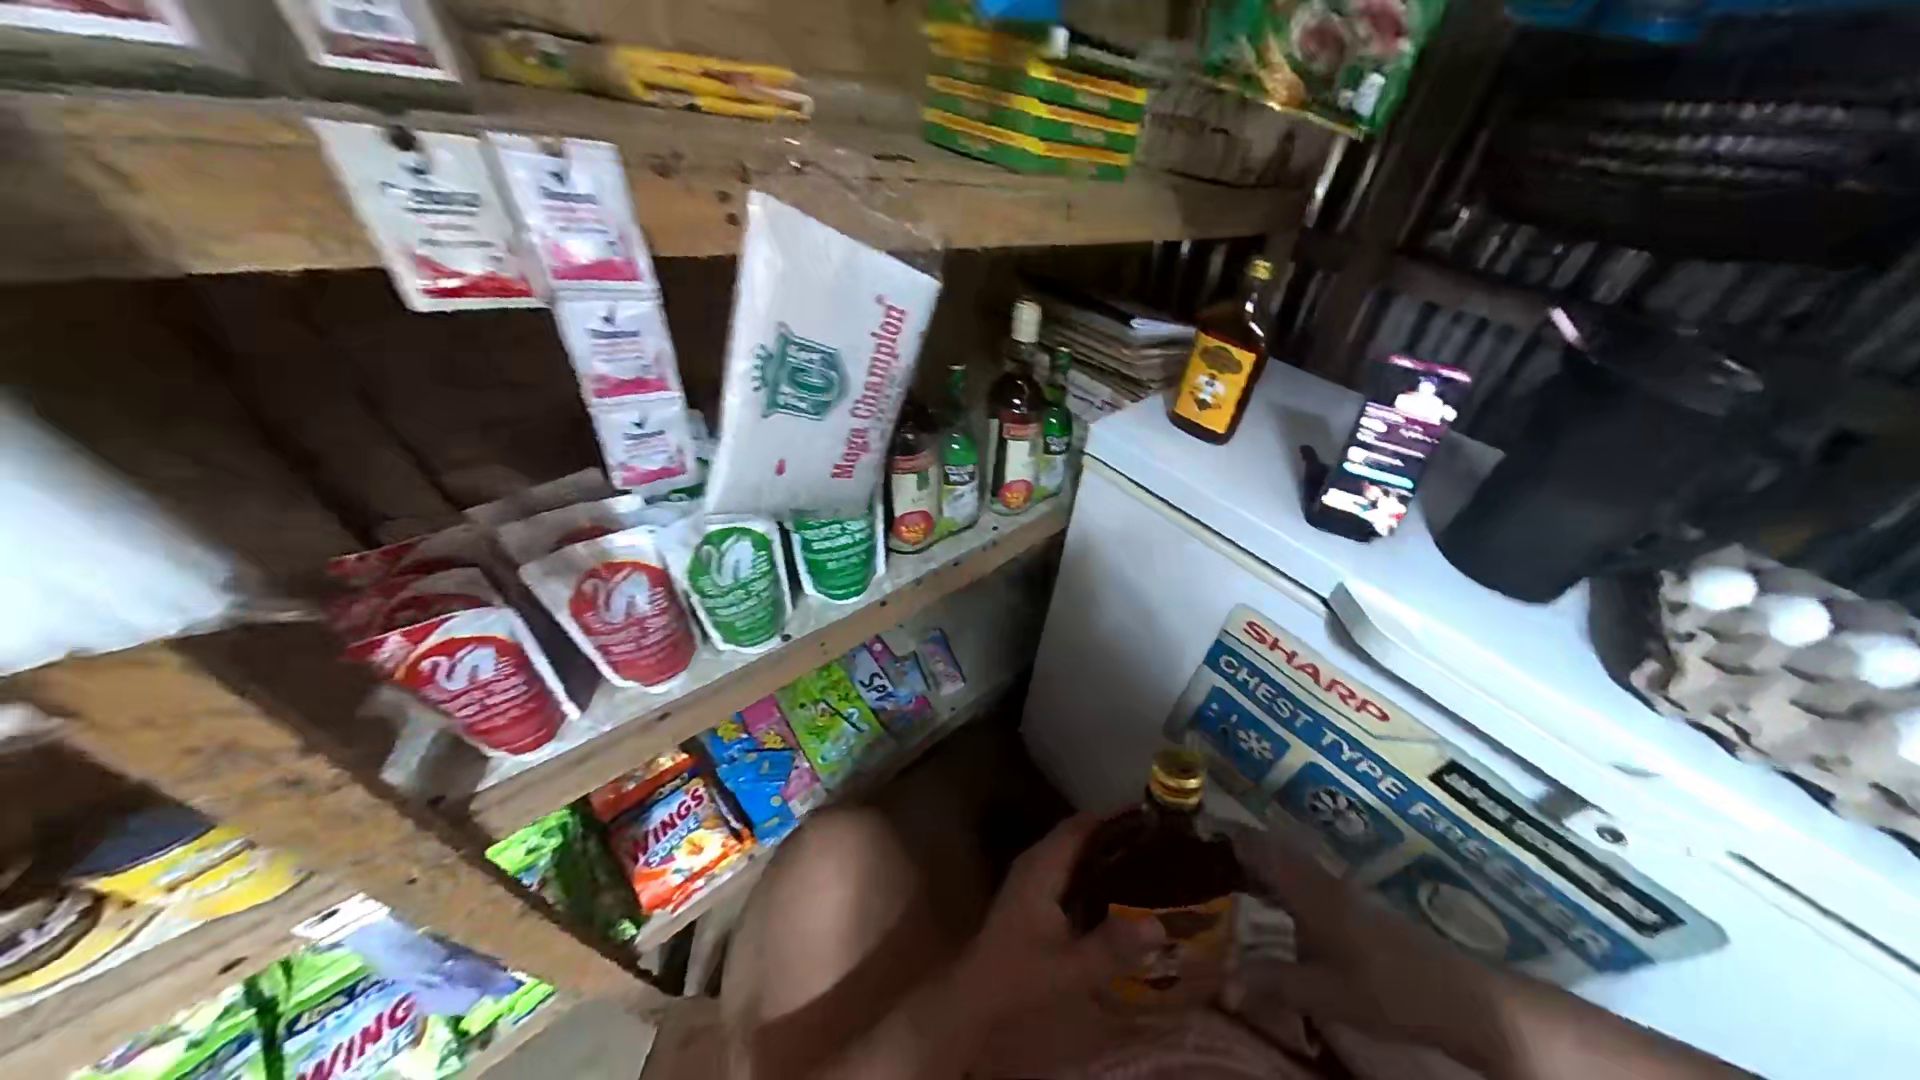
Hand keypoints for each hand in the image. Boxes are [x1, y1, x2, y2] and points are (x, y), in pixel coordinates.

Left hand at [951, 814, 1165, 1023]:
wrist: (975, 995)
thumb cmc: (1020, 976)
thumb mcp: (1072, 967)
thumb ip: (1114, 946)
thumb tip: (1160, 925)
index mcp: (1042, 866)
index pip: (1080, 826)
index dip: (1112, 817)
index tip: (1149, 816)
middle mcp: (1035, 862)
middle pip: (1077, 835)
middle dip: (1113, 834)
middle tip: (1155, 841)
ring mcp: (1030, 878)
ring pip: (1070, 852)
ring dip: (1102, 852)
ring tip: (1144, 860)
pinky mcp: (1030, 895)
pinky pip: (1065, 869)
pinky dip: (1090, 870)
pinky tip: (1116, 889)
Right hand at [1228, 825, 1517, 1068]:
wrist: (1466, 1000)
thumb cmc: (1389, 989)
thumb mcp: (1325, 993)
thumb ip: (1272, 982)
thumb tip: (1222, 982)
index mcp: (1309, 889)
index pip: (1260, 847)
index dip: (1227, 836)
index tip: (1195, 834)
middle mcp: (1323, 881)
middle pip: (1272, 852)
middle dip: (1237, 852)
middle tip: (1202, 864)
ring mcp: (1343, 894)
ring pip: (1290, 867)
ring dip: (1260, 869)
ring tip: (1227, 885)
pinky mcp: (1357, 912)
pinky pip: (1304, 885)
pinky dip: (1280, 887)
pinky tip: (1272, 912)